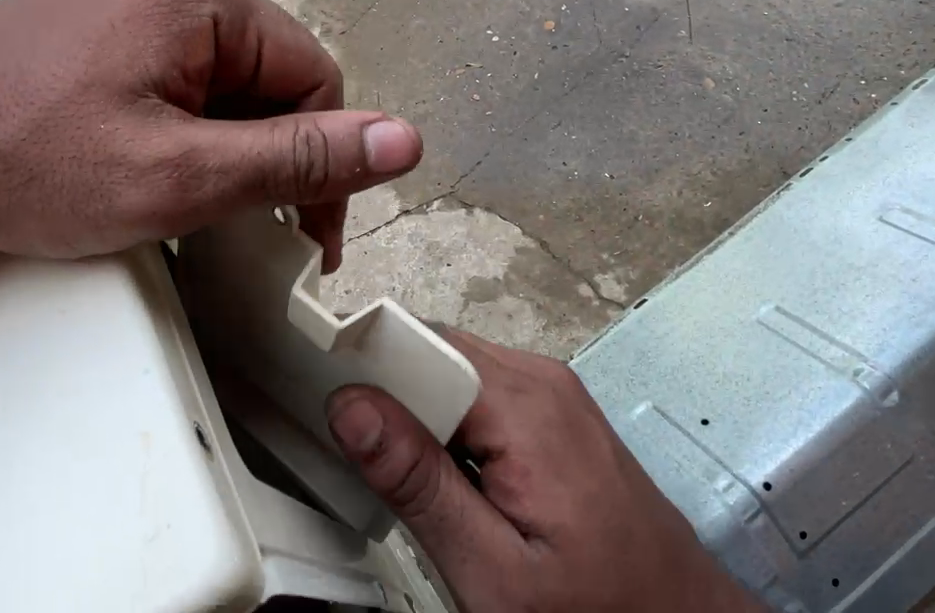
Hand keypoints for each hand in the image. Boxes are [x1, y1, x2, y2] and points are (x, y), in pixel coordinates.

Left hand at [0, 0, 421, 264]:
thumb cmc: (25, 162)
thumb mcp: (176, 178)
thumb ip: (296, 159)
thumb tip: (408, 140)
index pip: (314, 78)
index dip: (321, 164)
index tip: (302, 240)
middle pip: (267, 75)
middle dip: (261, 153)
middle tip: (222, 223)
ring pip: (223, 79)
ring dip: (219, 143)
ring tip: (170, 195)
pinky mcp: (99, 18)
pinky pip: (175, 72)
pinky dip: (179, 124)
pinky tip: (136, 160)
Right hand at [326, 330, 761, 612]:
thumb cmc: (601, 610)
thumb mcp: (495, 570)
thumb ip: (419, 484)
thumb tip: (352, 407)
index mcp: (523, 405)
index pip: (416, 347)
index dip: (367, 374)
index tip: (334, 416)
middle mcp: (538, 379)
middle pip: (431, 353)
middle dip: (391, 398)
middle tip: (376, 467)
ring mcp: (550, 392)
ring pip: (451, 372)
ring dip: (420, 414)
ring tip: (415, 480)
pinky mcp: (553, 411)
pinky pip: (480, 392)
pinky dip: (451, 423)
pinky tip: (452, 476)